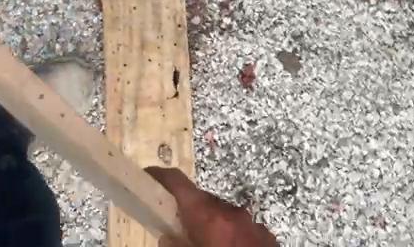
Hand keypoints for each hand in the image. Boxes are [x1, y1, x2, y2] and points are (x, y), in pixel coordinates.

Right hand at [145, 167, 279, 246]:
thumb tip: (164, 238)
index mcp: (205, 213)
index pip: (177, 180)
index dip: (160, 175)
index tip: (147, 175)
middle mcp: (227, 209)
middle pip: (200, 199)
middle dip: (188, 209)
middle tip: (177, 226)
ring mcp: (250, 221)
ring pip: (221, 213)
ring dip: (211, 223)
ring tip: (206, 243)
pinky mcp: (266, 235)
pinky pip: (241, 226)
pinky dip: (230, 234)